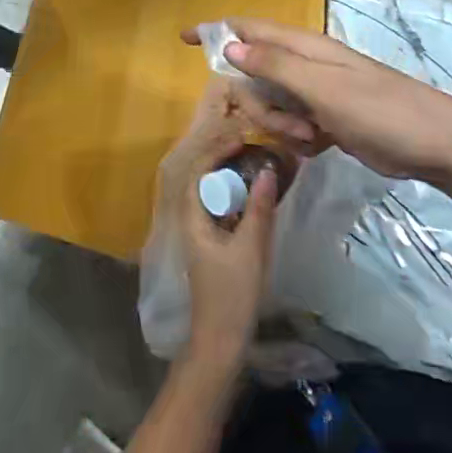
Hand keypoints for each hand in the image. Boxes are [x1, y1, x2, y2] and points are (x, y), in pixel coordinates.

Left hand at [156, 79, 292, 353]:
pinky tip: (248, 175)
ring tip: (249, 137)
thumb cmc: (232, 293)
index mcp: (189, 210)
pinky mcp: (207, 231)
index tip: (242, 122)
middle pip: (197, 165)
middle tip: (244, 118)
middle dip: (217, 140)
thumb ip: (258, 209)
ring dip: (222, 156)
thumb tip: (265, 169)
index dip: (217, 141)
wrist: (219, 334)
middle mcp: (186, 209)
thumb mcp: (251, 250)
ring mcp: (195, 220)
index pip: (198, 163)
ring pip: (205, 178)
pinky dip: (228, 178)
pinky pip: (213, 194)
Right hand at [201, 18, 451, 184]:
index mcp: (302, 48)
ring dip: (278, 124)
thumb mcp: (324, 88)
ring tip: (310, 137)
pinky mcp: (323, 118)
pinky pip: (287, 123)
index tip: (182, 39)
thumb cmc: (385, 112)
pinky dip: (295, 137)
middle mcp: (303, 66)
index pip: (246, 29)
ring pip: (266, 103)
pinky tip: (318, 145)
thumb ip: (273, 65)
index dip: (214, 31)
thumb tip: (228, 45)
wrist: (442, 150)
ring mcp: (313, 93)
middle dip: (257, 103)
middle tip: (287, 123)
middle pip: (249, 75)